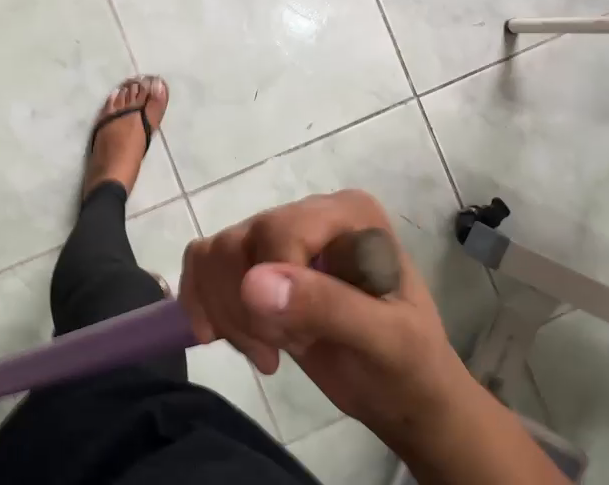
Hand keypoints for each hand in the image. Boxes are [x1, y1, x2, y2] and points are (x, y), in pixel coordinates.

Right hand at [179, 191, 476, 453]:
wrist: (403, 396)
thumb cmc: (407, 367)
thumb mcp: (385, 340)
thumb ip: (326, 305)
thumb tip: (253, 284)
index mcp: (348, 212)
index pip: (277, 232)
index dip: (274, 291)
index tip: (301, 339)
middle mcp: (309, 212)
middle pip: (238, 243)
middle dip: (246, 309)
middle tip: (280, 350)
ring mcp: (279, 236)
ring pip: (214, 255)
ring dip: (227, 314)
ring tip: (265, 352)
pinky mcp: (255, 265)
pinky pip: (203, 263)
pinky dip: (201, 303)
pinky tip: (220, 338)